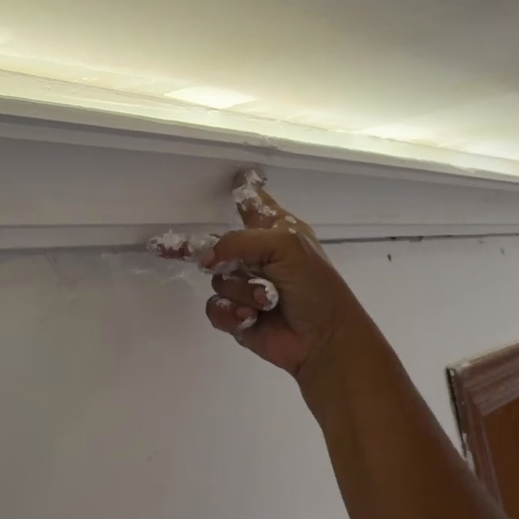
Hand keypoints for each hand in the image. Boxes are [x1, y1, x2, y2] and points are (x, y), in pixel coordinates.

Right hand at [200, 172, 354, 379]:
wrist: (324, 340)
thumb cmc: (315, 287)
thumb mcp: (284, 246)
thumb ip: (238, 241)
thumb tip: (206, 258)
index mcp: (276, 232)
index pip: (255, 205)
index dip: (243, 192)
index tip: (234, 179)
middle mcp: (258, 256)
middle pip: (218, 244)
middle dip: (212, 253)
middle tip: (195, 255)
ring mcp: (245, 286)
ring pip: (217, 279)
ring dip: (241, 290)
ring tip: (268, 300)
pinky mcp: (237, 314)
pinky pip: (215, 307)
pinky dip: (232, 312)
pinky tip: (251, 317)